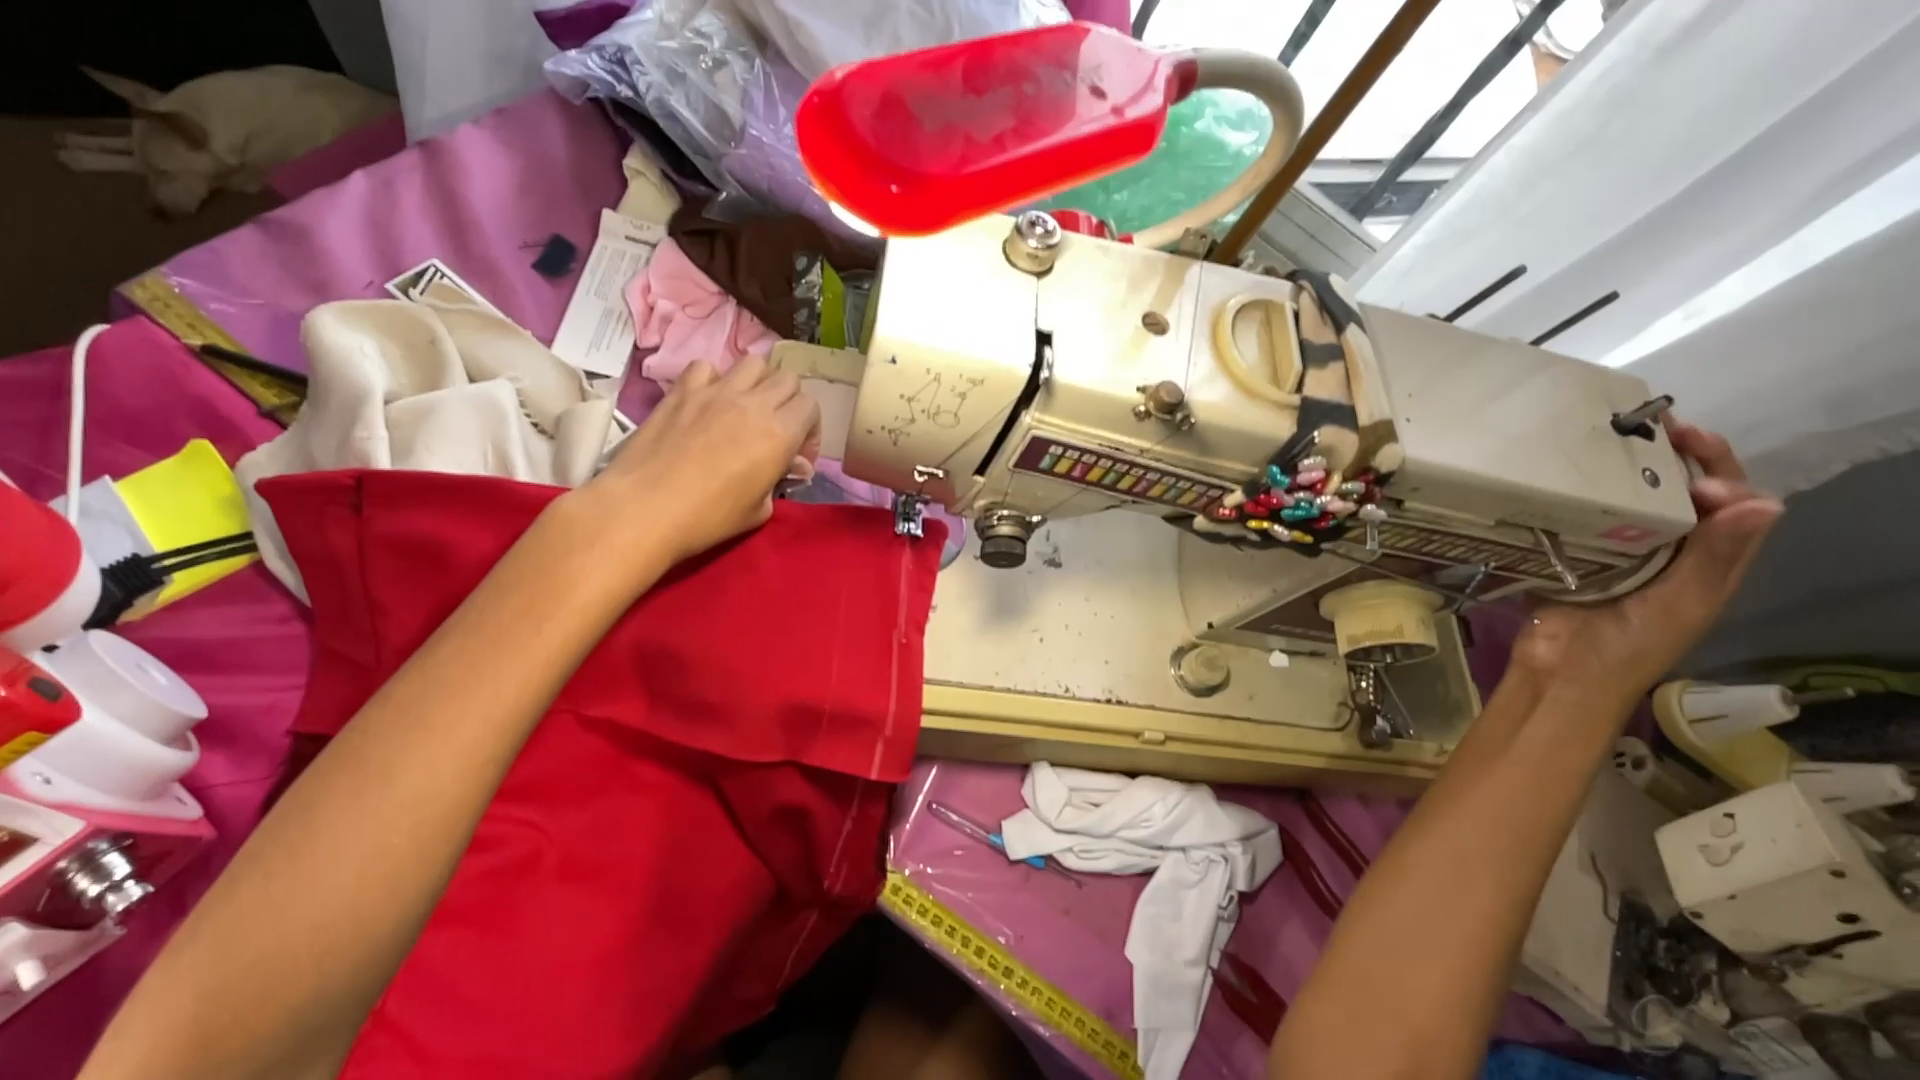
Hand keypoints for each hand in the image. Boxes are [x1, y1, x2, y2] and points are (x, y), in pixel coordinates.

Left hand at [578, 355, 819, 568]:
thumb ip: (779, 480)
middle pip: (787, 379)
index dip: (809, 430)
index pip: (811, 407)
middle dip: (788, 402)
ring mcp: (715, 391)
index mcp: (780, 433)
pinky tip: (706, 401)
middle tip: (774, 429)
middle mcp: (753, 403)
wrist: (644, 509)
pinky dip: (712, 379)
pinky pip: (706, 366)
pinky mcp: (681, 390)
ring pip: (753, 363)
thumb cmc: (707, 519)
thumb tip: (790, 466)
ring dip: (756, 383)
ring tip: (744, 408)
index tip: (796, 455)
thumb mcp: (757, 511)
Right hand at [1513, 422, 1782, 699]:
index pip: (1733, 503)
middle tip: (1656, 426)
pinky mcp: (1574, 548)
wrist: (1561, 671)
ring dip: (1632, 466)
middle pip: (1685, 490)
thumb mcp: (1683, 602)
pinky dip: (1586, 488)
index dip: (1720, 473)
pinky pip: (1588, 511)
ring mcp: (1619, 546)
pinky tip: (1571, 472)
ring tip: (1611, 437)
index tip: (1688, 459)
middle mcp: (1670, 548)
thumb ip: (1716, 556)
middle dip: (1680, 456)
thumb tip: (1763, 504)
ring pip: (1637, 495)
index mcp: (1709, 561)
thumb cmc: (1631, 644)